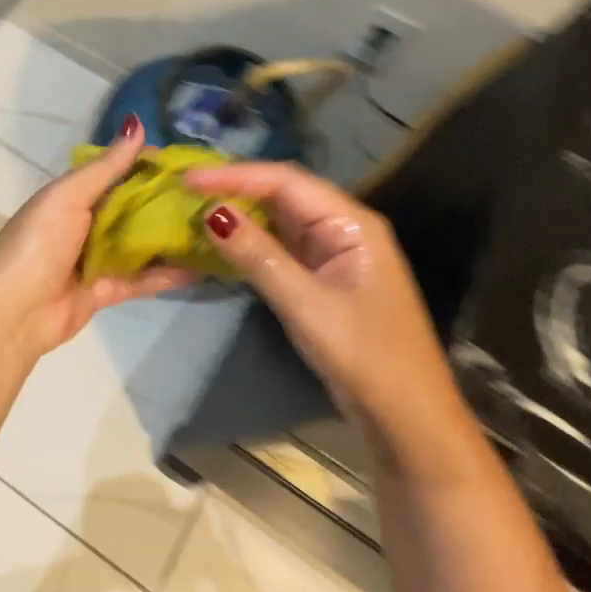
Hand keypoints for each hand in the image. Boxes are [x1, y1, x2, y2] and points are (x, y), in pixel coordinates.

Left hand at [0, 116, 193, 358]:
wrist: (13, 310)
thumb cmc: (38, 242)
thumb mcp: (68, 195)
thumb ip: (106, 166)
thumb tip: (136, 122)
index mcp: (72, 196)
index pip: (117, 173)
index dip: (151, 166)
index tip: (192, 162)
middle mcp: (85, 224)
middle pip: (133, 209)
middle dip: (168, 202)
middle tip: (216, 194)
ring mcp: (96, 259)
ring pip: (142, 245)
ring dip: (172, 238)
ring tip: (218, 229)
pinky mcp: (107, 291)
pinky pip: (143, 280)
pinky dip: (168, 275)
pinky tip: (203, 267)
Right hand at [182, 162, 467, 446]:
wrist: (406, 416)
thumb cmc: (365, 355)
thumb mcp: (306, 304)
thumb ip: (258, 256)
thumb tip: (212, 213)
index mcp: (351, 223)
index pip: (286, 181)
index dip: (234, 175)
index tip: (188, 179)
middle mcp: (342, 227)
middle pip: (282, 193)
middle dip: (233, 188)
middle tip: (183, 190)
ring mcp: (332, 253)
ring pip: (278, 219)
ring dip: (239, 213)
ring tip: (192, 209)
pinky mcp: (322, 277)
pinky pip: (279, 246)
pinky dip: (249, 241)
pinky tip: (219, 242)